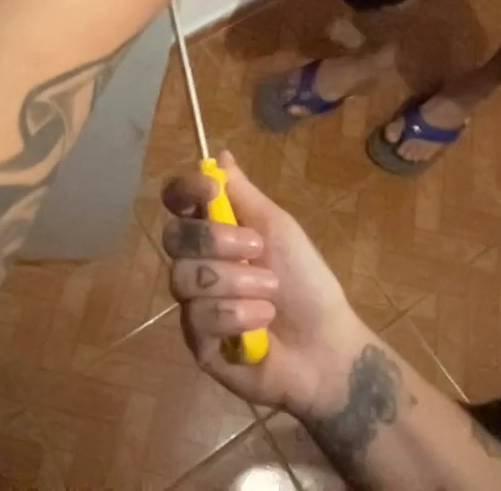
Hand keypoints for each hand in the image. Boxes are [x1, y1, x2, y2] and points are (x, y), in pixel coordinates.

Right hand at [162, 152, 373, 415]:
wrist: (327, 347)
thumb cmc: (307, 282)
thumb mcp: (279, 229)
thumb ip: (244, 194)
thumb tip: (220, 154)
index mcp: (213, 232)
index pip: (177, 200)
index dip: (185, 189)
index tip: (210, 188)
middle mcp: (196, 264)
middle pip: (174, 236)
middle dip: (216, 240)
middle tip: (256, 247)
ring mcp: (193, 304)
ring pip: (186, 277)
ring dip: (235, 282)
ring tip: (270, 294)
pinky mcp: (197, 342)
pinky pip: (198, 317)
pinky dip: (236, 315)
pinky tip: (263, 321)